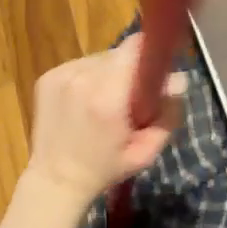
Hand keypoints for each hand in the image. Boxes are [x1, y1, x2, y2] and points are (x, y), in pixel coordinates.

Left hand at [25, 35, 181, 204]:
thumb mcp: (145, 152)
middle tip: (131, 100)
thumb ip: (167, 114)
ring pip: (99, 59)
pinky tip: (85, 104)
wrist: (55, 179)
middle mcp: (82, 78)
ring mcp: (61, 75)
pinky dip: (89, 79)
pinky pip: (81, 66)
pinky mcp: (47, 76)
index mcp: (107, 98)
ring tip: (105, 105)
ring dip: (109, 75)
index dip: (151, 54)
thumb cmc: (105, 169)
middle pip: (119, 53)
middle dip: (130, 71)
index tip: (156, 73)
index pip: (136, 47)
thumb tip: (179, 78)